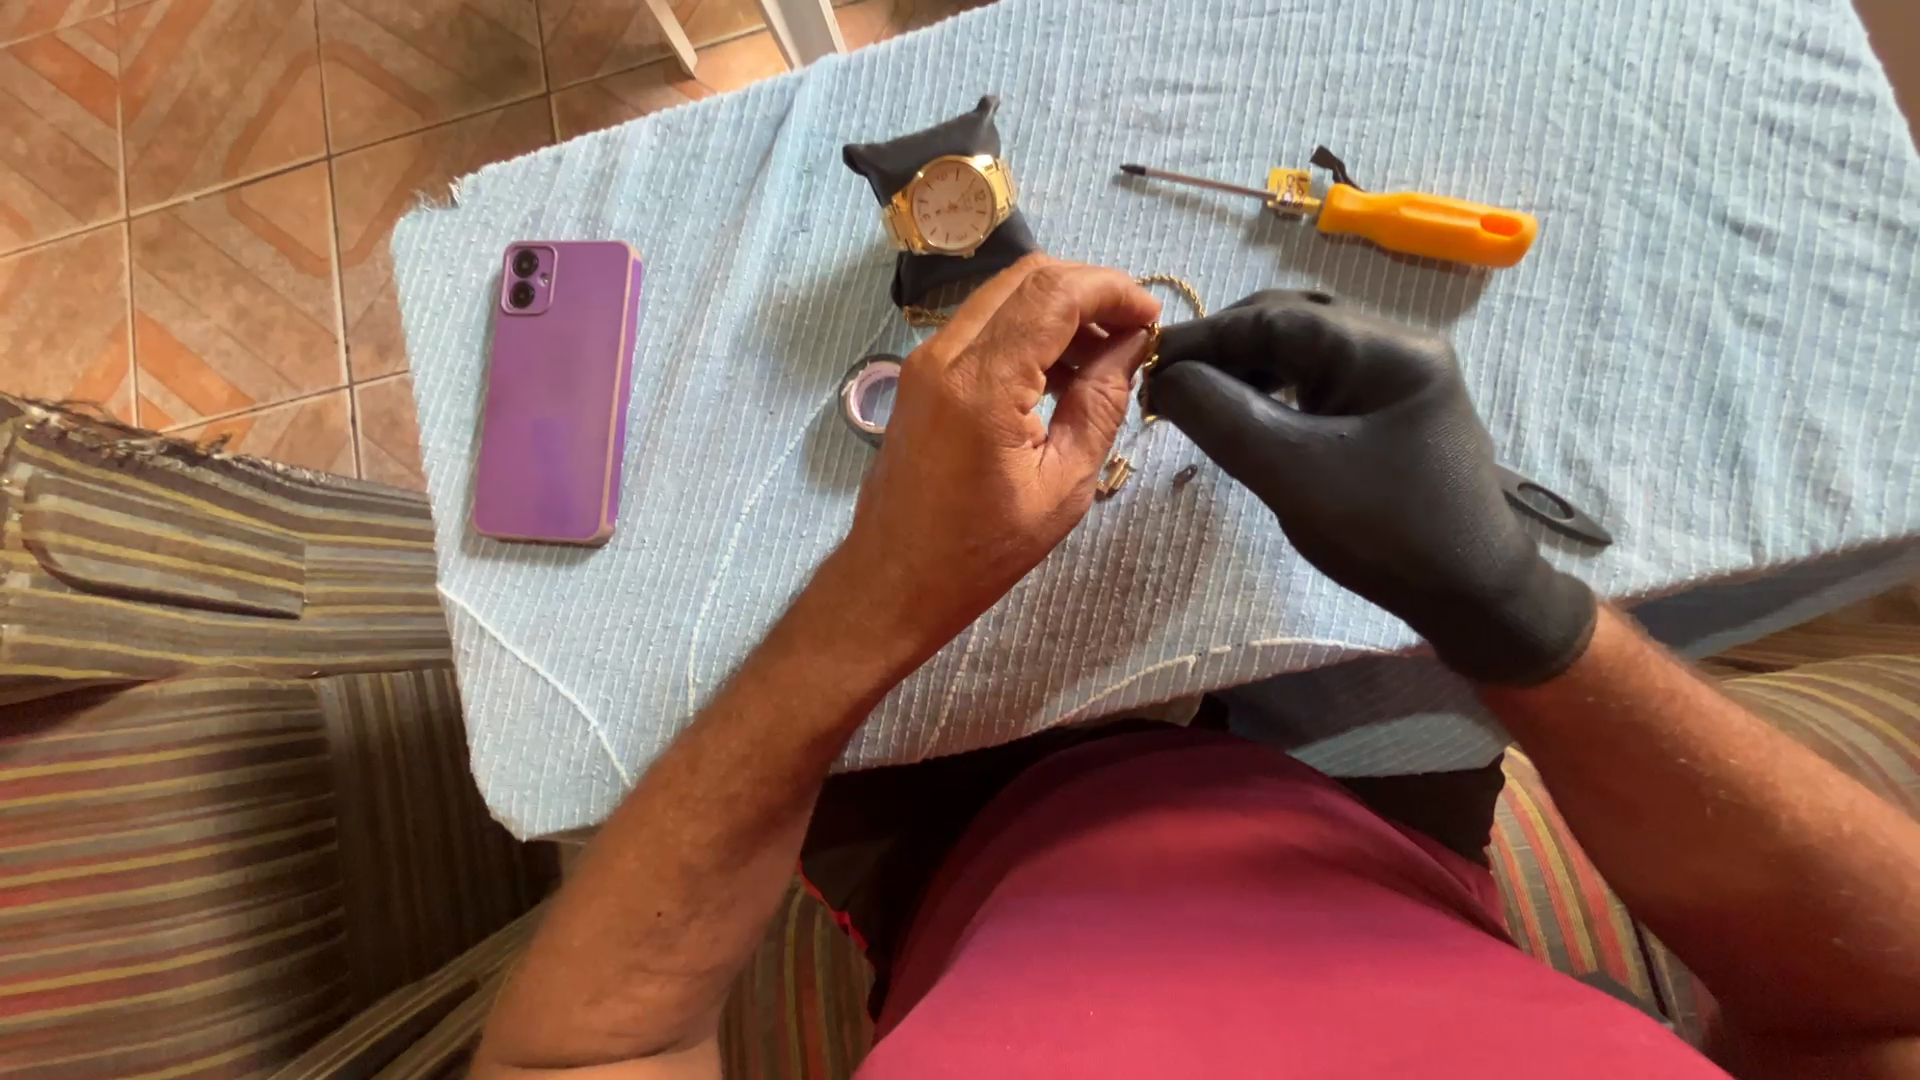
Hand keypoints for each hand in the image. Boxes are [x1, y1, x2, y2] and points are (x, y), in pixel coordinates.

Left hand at [824, 256, 1159, 668]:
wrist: (894, 582)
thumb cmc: (980, 552)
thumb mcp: (1062, 486)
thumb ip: (1101, 404)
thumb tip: (1130, 345)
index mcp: (981, 384)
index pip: (1055, 293)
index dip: (1113, 291)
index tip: (1151, 318)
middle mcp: (943, 355)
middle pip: (1026, 278)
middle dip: (1088, 291)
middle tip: (1130, 332)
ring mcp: (923, 363)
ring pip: (1001, 298)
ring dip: (1056, 312)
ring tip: (1101, 360)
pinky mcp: (918, 378)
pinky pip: (980, 330)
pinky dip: (1024, 334)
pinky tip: (1057, 375)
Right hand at [1146, 290, 1594, 684]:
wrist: (1470, 593)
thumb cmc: (1386, 535)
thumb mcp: (1292, 475)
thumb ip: (1221, 416)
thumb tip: (1164, 379)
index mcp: (1385, 350)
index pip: (1273, 317)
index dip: (1200, 336)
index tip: (1145, 366)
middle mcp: (1393, 344)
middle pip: (1286, 320)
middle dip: (1218, 348)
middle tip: (1165, 387)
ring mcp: (1390, 373)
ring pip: (1296, 348)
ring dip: (1239, 367)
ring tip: (1195, 399)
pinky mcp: (1382, 404)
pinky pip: (1311, 377)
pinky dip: (1264, 388)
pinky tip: (1241, 412)